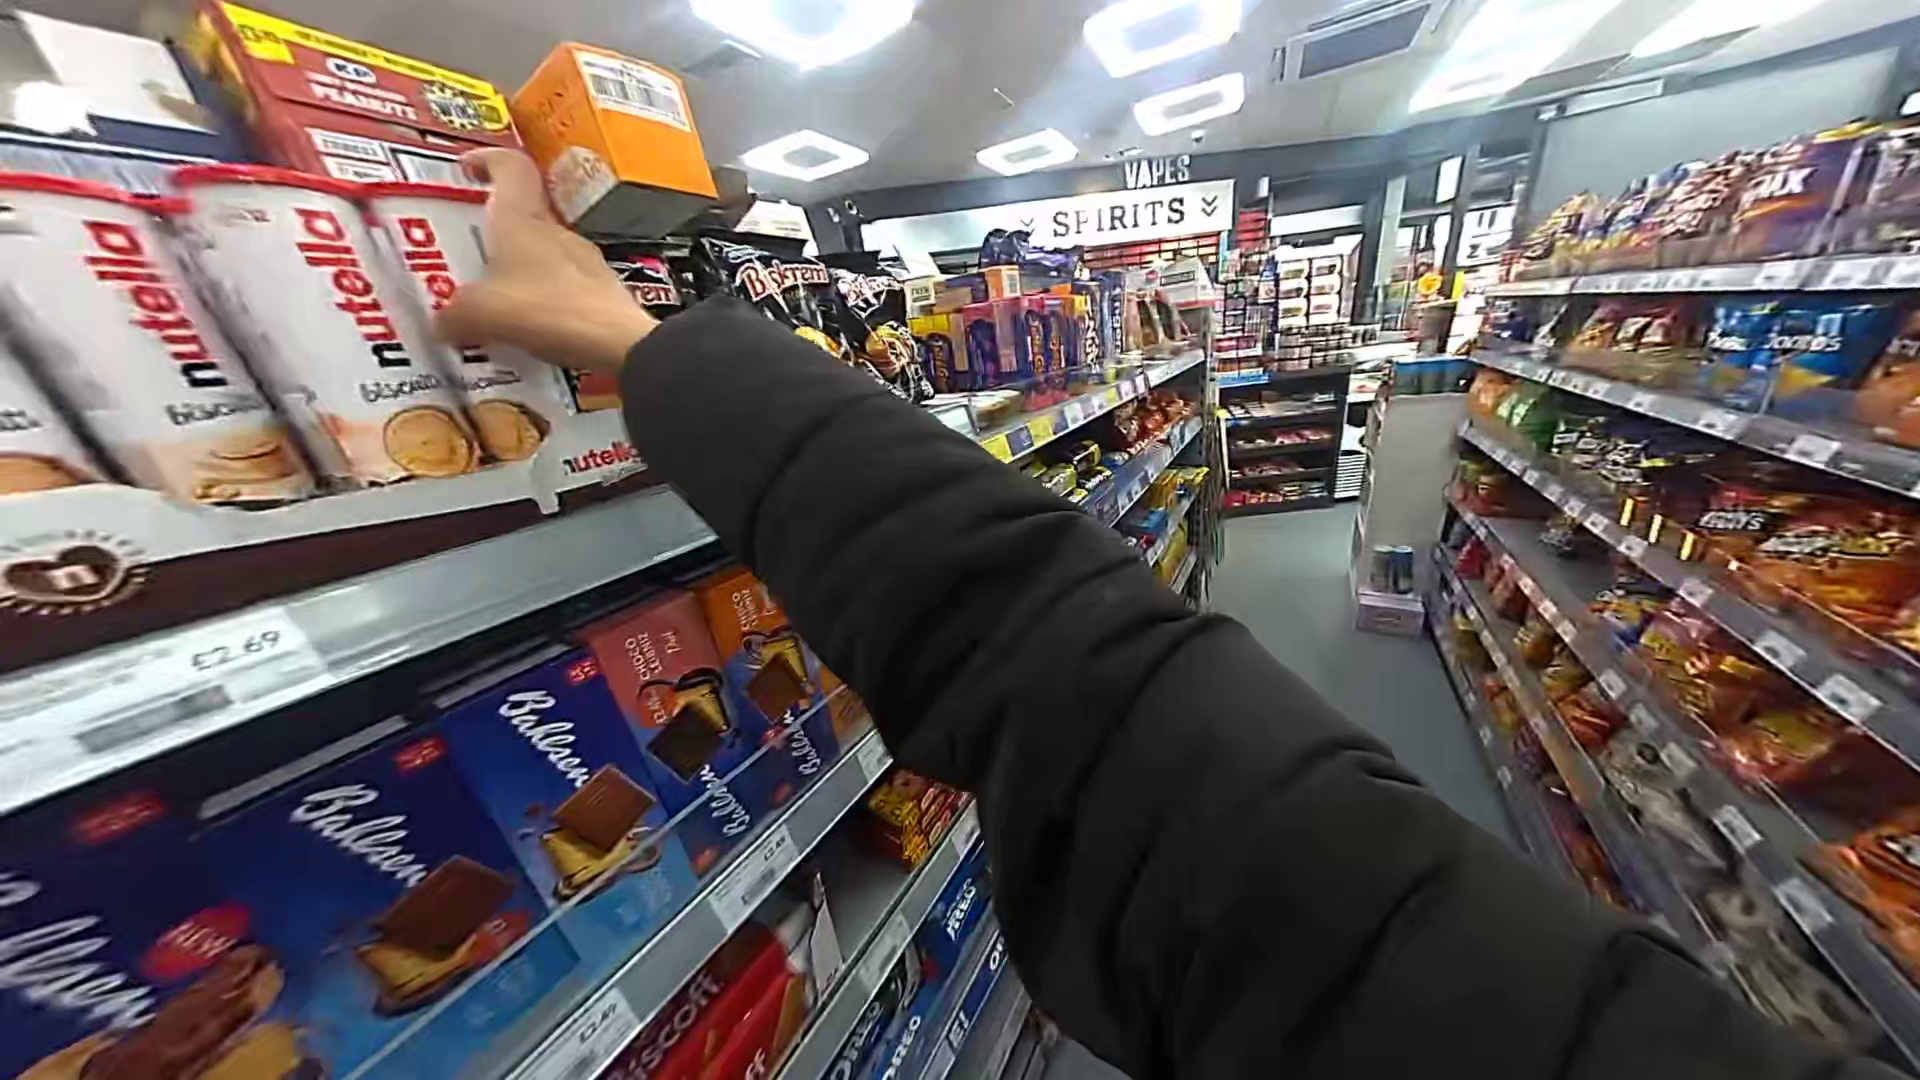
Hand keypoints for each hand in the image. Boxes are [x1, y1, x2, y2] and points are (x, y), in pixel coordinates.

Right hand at [434, 149, 655, 372]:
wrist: (623, 346)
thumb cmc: (552, 312)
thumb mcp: (482, 313)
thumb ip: (454, 314)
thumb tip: (443, 326)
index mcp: (524, 220)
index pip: (511, 166)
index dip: (487, 159)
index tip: (467, 169)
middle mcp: (561, 236)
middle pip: (527, 219)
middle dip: (498, 237)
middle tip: (473, 261)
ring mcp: (591, 266)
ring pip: (551, 258)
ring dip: (527, 275)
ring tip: (504, 304)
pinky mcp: (609, 298)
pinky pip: (573, 293)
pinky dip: (553, 305)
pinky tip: (541, 332)